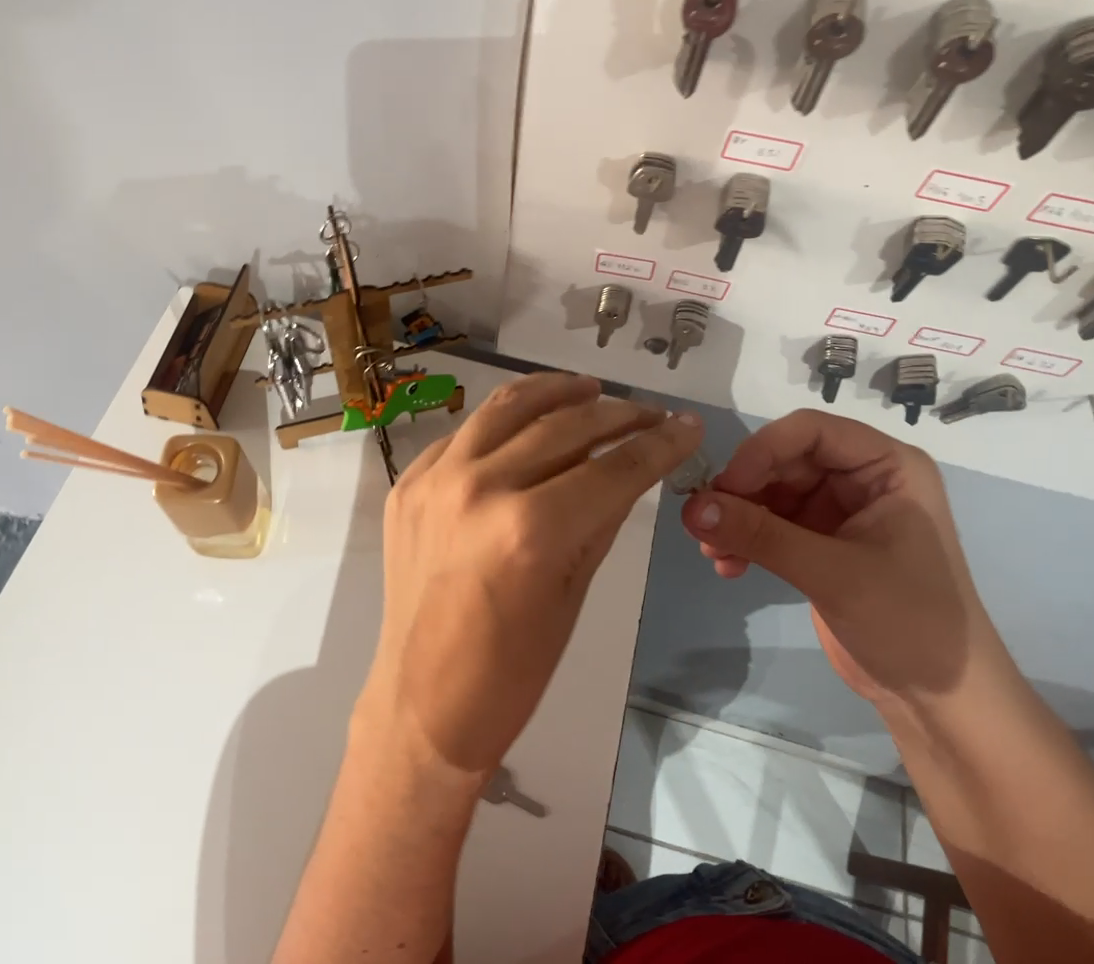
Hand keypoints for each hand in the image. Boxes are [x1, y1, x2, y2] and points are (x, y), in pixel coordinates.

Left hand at [363, 372, 702, 772]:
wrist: (425, 702)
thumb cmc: (511, 672)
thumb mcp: (573, 595)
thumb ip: (601, 520)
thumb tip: (631, 470)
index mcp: (530, 529)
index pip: (613, 467)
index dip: (659, 444)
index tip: (686, 427)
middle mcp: (479, 488)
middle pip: (564, 426)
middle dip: (619, 414)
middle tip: (649, 413)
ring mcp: (434, 481)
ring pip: (506, 409)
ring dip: (556, 392)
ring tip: (590, 390)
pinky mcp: (407, 486)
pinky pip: (462, 436)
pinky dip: (501, 425)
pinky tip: (526, 428)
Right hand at [678, 409, 992, 704]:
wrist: (940, 697)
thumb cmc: (908, 622)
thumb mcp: (833, 573)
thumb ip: (760, 535)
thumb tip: (690, 508)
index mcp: (888, 468)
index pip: (811, 431)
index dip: (761, 451)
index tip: (723, 489)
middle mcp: (864, 481)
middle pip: (784, 462)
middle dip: (742, 492)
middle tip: (703, 526)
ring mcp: (842, 514)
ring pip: (771, 494)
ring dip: (738, 519)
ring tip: (713, 554)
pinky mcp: (823, 546)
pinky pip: (772, 527)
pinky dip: (746, 541)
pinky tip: (729, 568)